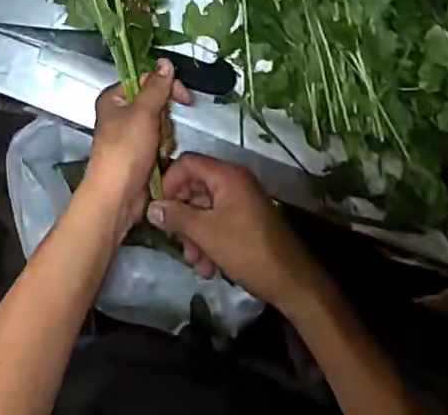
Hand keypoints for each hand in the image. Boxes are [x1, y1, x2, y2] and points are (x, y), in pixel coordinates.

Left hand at [85, 59, 191, 239]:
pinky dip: (163, 152)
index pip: (147, 80)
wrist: (118, 196)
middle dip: (164, 121)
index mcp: (114, 97)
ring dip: (164, 138)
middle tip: (156, 133)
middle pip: (157, 104)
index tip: (185, 98)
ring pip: (163, 125)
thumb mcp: (142, 113)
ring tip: (154, 151)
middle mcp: (121, 113)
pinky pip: (161, 143)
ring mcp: (132, 134)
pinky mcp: (141, 153)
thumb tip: (165, 62)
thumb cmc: (125, 150)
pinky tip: (158, 162)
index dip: (167, 88)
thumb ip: (156, 87)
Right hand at [146, 152, 327, 311]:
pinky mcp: (248, 220)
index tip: (161, 208)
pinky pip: (219, 221)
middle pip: (195, 188)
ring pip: (206, 209)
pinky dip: (210, 240)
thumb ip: (177, 217)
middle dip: (183, 217)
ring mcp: (243, 201)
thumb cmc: (249, 251)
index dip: (170, 182)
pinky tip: (209, 267)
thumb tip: (151, 207)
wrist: (295, 285)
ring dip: (195, 234)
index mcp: (227, 176)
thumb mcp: (207, 234)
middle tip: (177, 242)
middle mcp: (235, 182)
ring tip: (196, 263)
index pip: (188, 163)